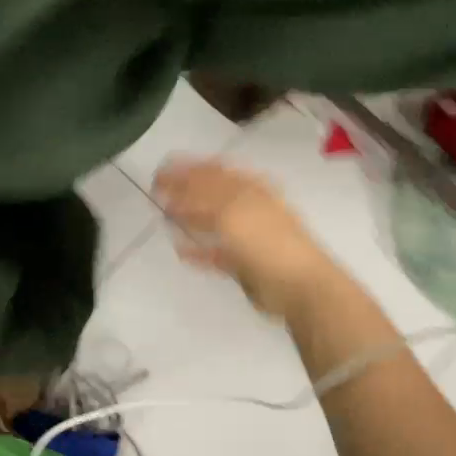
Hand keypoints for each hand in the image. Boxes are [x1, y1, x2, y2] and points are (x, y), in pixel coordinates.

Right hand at [153, 158, 340, 318]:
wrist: (298, 287)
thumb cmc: (266, 242)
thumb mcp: (229, 212)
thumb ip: (198, 199)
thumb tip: (172, 190)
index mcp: (250, 189)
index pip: (213, 171)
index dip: (186, 168)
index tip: (159, 172)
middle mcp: (249, 207)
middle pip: (211, 195)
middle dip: (184, 193)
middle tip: (157, 192)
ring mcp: (248, 236)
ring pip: (213, 224)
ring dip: (190, 220)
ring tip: (166, 220)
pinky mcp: (244, 264)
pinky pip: (216, 253)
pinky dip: (199, 251)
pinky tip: (182, 251)